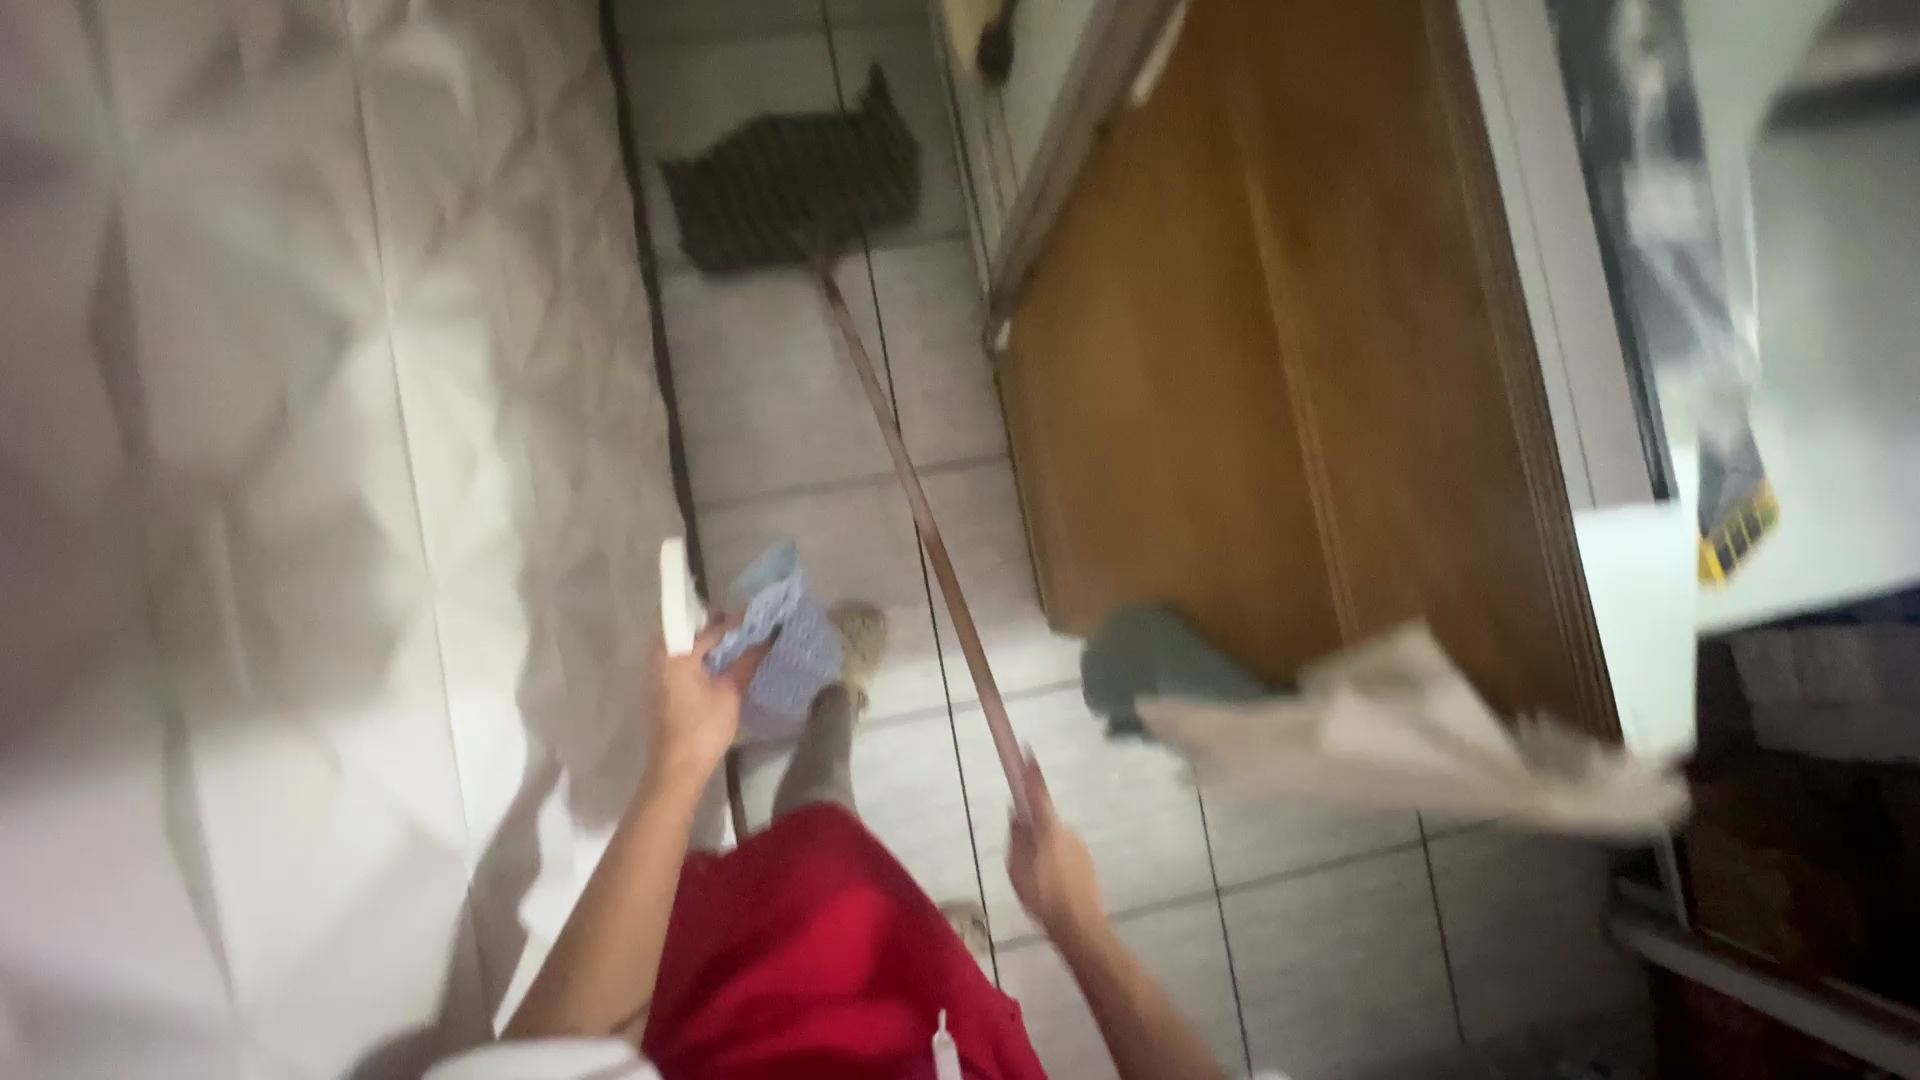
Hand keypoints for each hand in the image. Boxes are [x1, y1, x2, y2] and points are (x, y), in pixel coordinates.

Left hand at [643, 619, 765, 797]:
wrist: (677, 769)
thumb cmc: (703, 728)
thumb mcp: (730, 692)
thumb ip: (747, 661)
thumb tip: (768, 638)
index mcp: (675, 654)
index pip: (709, 629)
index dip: (735, 623)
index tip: (758, 619)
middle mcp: (659, 656)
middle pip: (686, 627)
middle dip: (713, 622)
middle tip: (742, 623)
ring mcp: (655, 672)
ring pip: (680, 642)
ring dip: (703, 637)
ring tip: (733, 638)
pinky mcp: (659, 686)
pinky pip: (676, 656)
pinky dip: (696, 652)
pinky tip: (717, 660)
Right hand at [1006, 752, 1104, 940]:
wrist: (1080, 927)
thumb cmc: (1043, 896)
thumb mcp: (1017, 868)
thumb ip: (1016, 837)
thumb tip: (1017, 814)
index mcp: (1049, 828)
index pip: (1037, 793)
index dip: (1030, 772)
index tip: (1027, 751)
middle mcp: (1067, 831)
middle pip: (1044, 822)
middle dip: (1032, 832)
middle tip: (1021, 859)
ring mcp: (1080, 847)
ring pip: (1054, 842)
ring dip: (1044, 853)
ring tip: (1036, 883)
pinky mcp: (1087, 864)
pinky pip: (1065, 857)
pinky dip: (1055, 865)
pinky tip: (1051, 889)